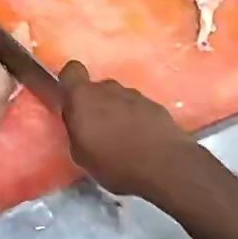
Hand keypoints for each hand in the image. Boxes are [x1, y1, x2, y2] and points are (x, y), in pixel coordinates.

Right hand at [59, 61, 196, 199]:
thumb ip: (76, 131)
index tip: (72, 100)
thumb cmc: (114, 162)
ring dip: (119, 113)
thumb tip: (80, 123)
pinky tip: (144, 143)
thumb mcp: (81, 155)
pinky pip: (140, 110)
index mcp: (83, 96)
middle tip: (99, 130)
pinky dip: (139, 121)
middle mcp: (108, 88)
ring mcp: (135, 96)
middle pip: (98, 88)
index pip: (72, 70)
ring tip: (125, 140)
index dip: (71, 82)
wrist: (166, 167)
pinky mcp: (157, 107)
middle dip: (97, 104)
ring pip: (120, 99)